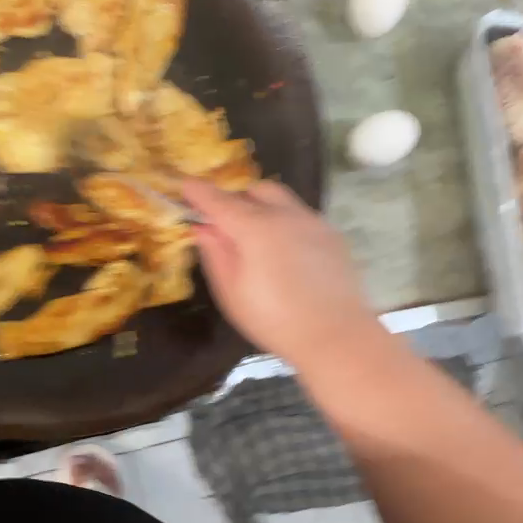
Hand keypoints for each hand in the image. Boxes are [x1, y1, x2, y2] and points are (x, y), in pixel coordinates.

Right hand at [184, 179, 380, 369]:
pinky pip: (301, 216)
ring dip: (262, 207)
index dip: (199, 193)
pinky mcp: (332, 236)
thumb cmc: (274, 320)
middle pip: (254, 191)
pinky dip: (285, 222)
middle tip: (222, 220)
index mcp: (255, 227)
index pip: (219, 201)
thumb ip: (215, 254)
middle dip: (234, 198)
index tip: (185, 186)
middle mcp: (285, 215)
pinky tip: (284, 250)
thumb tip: (204, 228)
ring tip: (254, 234)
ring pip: (282, 199)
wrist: (336, 336)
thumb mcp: (232, 292)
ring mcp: (313, 222)